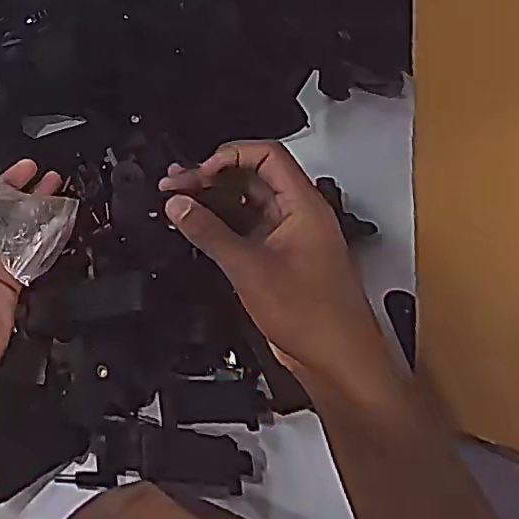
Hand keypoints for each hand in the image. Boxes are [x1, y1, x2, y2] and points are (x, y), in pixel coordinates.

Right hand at [159, 141, 394, 398]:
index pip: (266, 155)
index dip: (229, 155)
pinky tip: (197, 227)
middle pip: (251, 176)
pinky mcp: (278, 256)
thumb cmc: (319, 319)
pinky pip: (245, 227)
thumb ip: (210, 232)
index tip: (201, 171)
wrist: (339, 364)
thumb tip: (181, 205)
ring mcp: (288, 235)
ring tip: (180, 200)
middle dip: (212, 176)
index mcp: (303, 205)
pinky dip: (220, 224)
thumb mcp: (250, 268)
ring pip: (245, 202)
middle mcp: (298, 215)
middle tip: (179, 184)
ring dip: (213, 200)